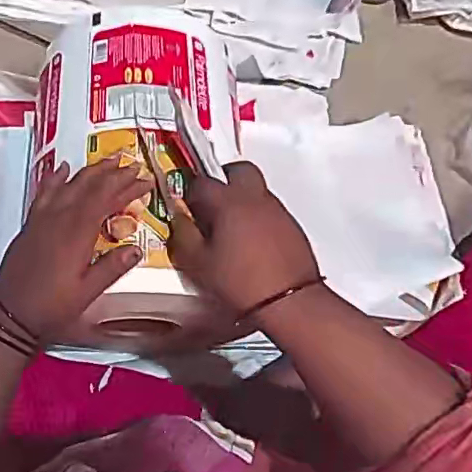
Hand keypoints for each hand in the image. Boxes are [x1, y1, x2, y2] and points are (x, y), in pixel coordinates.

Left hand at [0, 157, 153, 336]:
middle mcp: (60, 219)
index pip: (107, 199)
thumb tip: (135, 250)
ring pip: (69, 184)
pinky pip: (45, 193)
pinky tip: (62, 169)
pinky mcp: (31, 224)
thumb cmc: (49, 307)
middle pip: (90, 186)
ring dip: (90, 171)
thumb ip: (112, 268)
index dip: (128, 187)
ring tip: (107, 161)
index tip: (145, 180)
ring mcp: (43, 219)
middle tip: (132, 165)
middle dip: (113, 173)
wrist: (10, 315)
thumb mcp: (88, 292)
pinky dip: (56, 178)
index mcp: (77, 233)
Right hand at [169, 161, 319, 316]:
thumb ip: (183, 235)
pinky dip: (258, 218)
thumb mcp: (198, 262)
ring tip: (229, 228)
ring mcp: (277, 211)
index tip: (185, 204)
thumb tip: (179, 220)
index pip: (202, 182)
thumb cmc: (240, 282)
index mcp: (228, 202)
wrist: (288, 302)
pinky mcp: (292, 226)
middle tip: (212, 200)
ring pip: (257, 190)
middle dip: (224, 178)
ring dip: (242, 199)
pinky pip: (270, 211)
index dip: (189, 191)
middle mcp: (255, 199)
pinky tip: (249, 243)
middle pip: (239, 170)